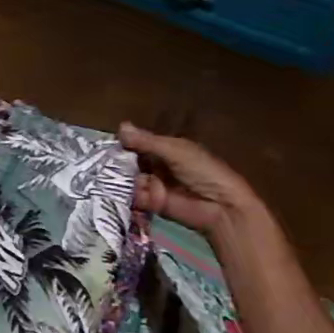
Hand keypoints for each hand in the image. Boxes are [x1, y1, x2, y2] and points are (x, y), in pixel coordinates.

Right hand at [120, 122, 263, 235]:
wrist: (220, 206)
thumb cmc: (203, 171)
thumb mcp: (175, 151)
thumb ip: (147, 141)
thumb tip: (120, 126)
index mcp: (166, 148)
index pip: (139, 142)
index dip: (126, 142)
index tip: (113, 143)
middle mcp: (157, 164)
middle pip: (131, 161)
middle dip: (124, 163)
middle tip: (117, 163)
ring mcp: (154, 185)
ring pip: (131, 179)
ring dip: (134, 180)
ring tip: (144, 181)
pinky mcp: (153, 204)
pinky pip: (137, 197)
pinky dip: (140, 195)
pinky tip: (149, 194)